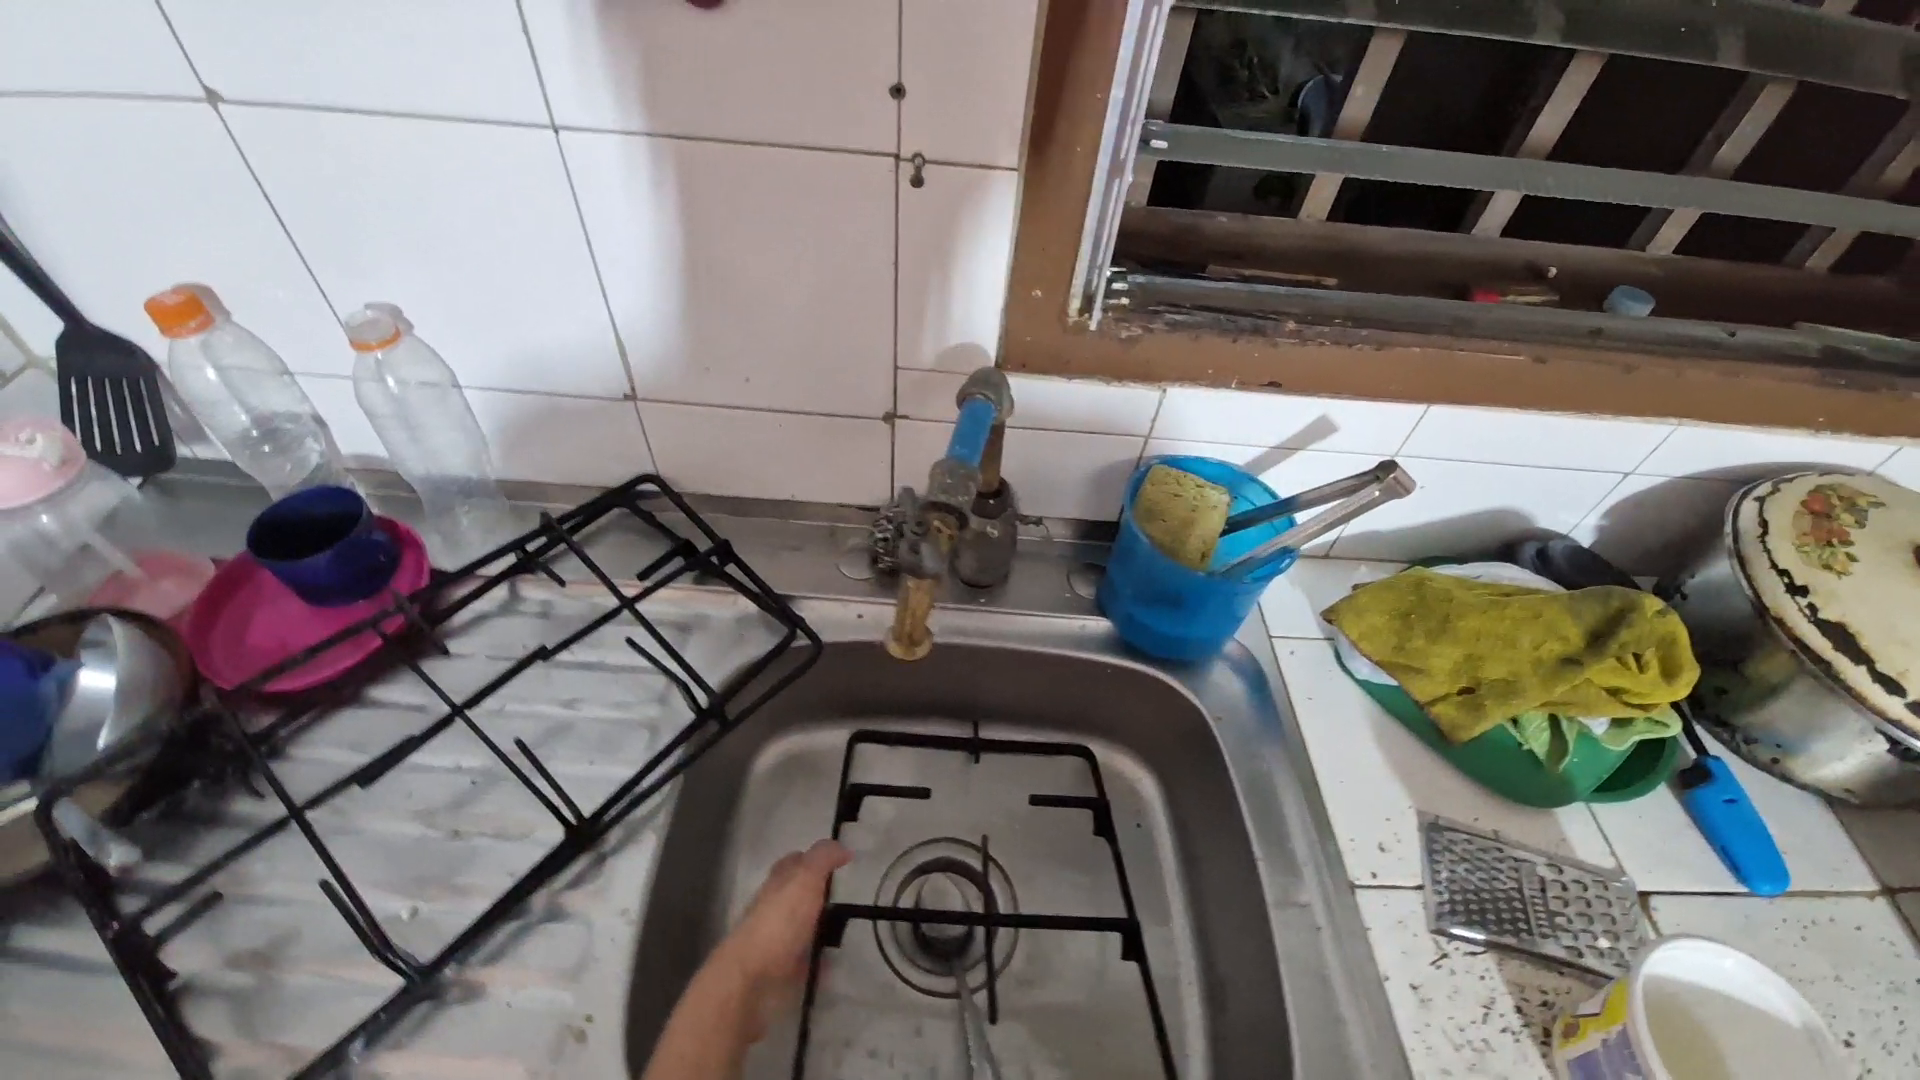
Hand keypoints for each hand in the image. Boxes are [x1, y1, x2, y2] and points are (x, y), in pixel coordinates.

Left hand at [713, 839, 851, 1035]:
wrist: (751, 979)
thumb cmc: (779, 923)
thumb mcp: (805, 879)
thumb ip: (823, 859)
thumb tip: (843, 848)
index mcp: (778, 882)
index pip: (795, 861)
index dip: (814, 858)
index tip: (841, 861)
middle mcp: (775, 908)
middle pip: (798, 894)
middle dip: (820, 894)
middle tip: (852, 896)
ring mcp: (777, 941)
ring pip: (804, 927)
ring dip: (822, 927)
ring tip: (852, 928)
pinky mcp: (782, 971)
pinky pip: (807, 961)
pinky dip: (821, 961)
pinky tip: (837, 962)